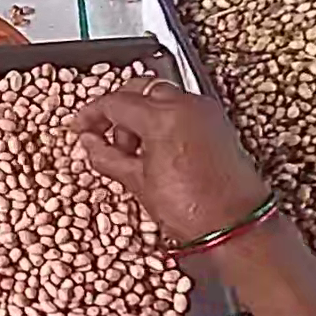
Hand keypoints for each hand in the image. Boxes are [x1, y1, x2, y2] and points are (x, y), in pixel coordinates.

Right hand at [68, 76, 269, 242]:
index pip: (114, 102)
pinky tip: (150, 148)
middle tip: (100, 132)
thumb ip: (106, 155)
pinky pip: (179, 108)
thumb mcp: (135, 181)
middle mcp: (187, 106)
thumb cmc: (192, 208)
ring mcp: (205, 113)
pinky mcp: (215, 124)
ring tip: (128, 148)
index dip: (90, 114)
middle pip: (138, 89)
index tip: (80, 127)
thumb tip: (90, 142)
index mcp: (163, 118)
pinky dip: (159, 119)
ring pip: (159, 96)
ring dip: (138, 114)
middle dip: (115, 109)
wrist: (236, 225)